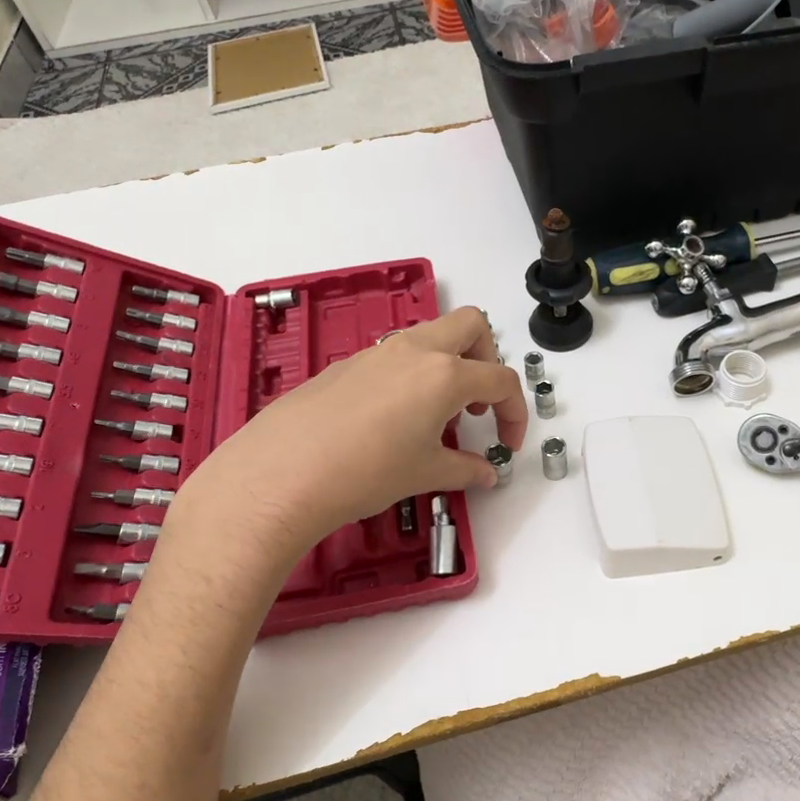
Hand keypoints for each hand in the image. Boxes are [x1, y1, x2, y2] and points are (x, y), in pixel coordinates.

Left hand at [164, 306, 526, 564]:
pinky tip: (395, 420)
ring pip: (430, 335)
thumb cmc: (363, 472)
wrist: (283, 473)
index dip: (515, 413)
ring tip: (438, 416)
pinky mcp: (347, 365)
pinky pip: (395, 355)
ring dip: (449, 364)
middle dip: (488, 359)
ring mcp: (377, 353)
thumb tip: (483, 473)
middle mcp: (414, 351)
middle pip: (472, 326)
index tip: (507, 443)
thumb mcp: (425, 474)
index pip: (501, 380)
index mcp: (444, 374)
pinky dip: (413, 375)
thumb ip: (465, 469)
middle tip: (479, 404)